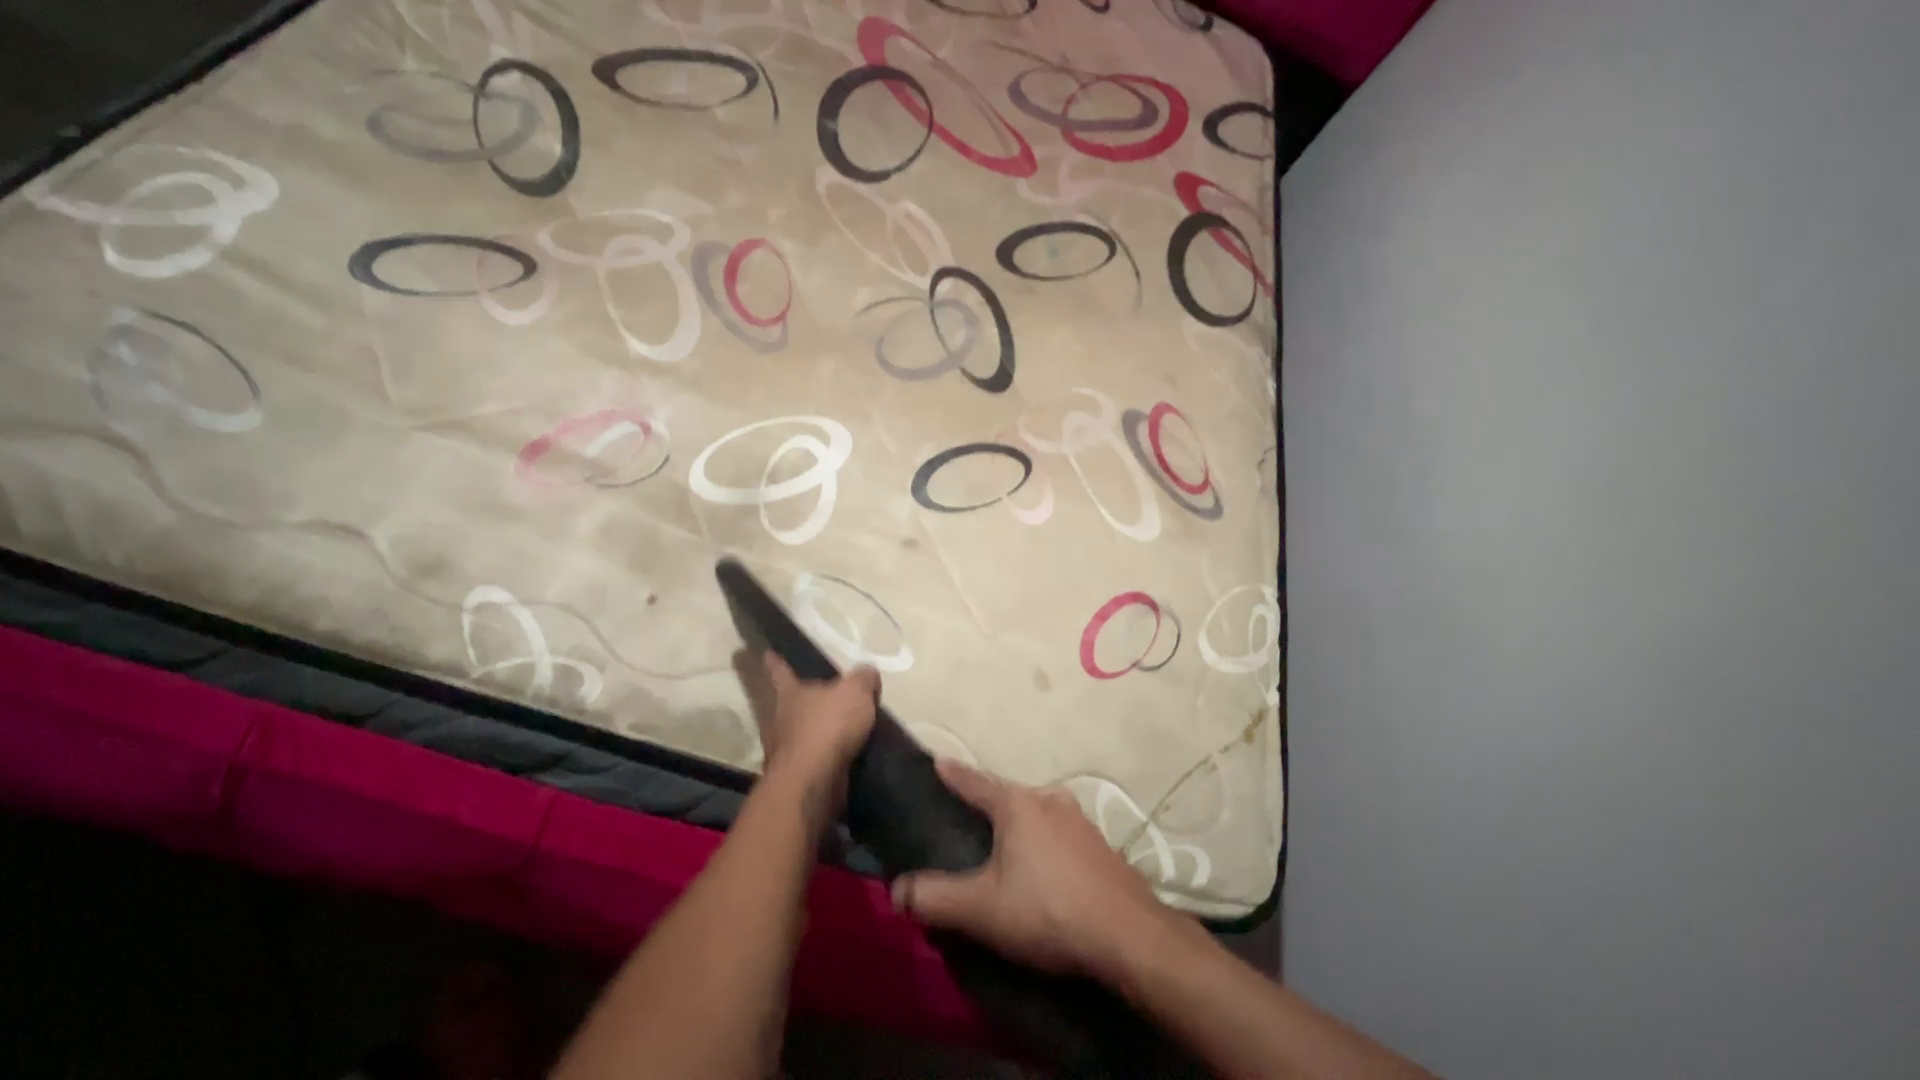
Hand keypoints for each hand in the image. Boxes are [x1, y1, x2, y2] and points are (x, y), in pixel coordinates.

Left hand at [754, 653, 878, 785]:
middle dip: (800, 701)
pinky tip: (843, 757)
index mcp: (788, 694)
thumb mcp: (855, 692)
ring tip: (838, 731)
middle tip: (818, 696)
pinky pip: (811, 760)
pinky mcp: (795, 776)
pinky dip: (824, 758)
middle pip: (787, 705)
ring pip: (798, 734)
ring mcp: (783, 751)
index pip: (779, 671)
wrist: (814, 781)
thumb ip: (863, 678)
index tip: (766, 654)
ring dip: (813, 733)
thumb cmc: (828, 726)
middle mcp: (779, 719)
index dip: (774, 662)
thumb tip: (867, 672)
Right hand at [890, 760, 1174, 977]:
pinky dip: (1039, 842)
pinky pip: (1057, 834)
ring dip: (1016, 824)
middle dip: (984, 801)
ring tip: (996, 841)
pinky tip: (1037, 865)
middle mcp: (1050, 801)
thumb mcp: (980, 909)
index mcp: (1018, 804)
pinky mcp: (1101, 848)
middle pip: (1007, 795)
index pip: (974, 781)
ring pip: (1035, 814)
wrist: (1129, 937)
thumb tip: (896, 891)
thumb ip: (934, 897)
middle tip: (959, 813)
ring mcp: (1081, 822)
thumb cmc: (1048, 911)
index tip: (935, 761)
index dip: (952, 774)